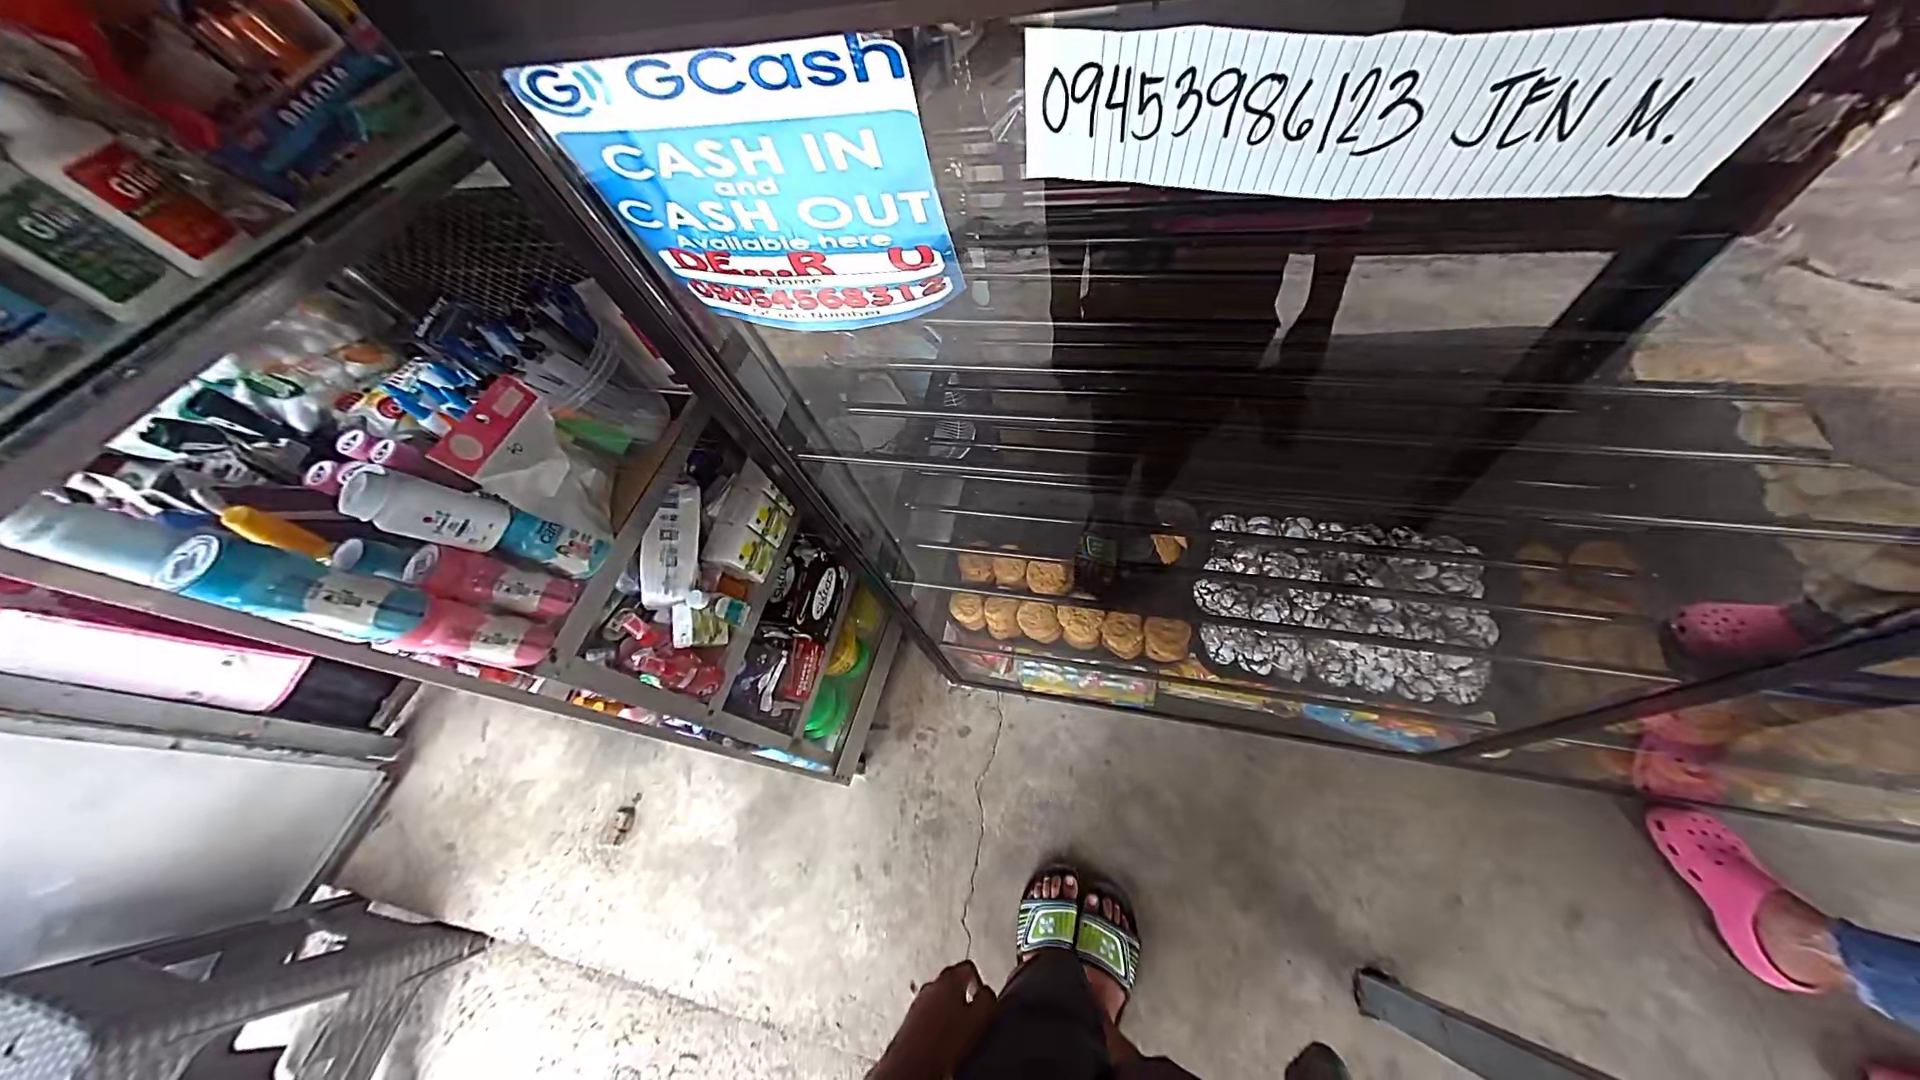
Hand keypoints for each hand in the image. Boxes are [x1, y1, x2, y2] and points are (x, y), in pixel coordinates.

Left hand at [868, 961, 997, 1079]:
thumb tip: (987, 993)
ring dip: (949, 1010)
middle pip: (953, 982)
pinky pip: (927, 1014)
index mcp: (950, 978)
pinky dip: (936, 1022)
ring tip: (957, 1031)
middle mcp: (931, 984)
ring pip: (939, 998)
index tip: (983, 998)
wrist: (914, 1064)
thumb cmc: (945, 1042)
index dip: (979, 982)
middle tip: (972, 1016)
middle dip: (963, 997)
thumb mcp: (979, 1020)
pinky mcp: (909, 1019)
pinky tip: (941, 1039)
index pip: (969, 967)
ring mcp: (918, 1001)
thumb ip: (987, 1000)